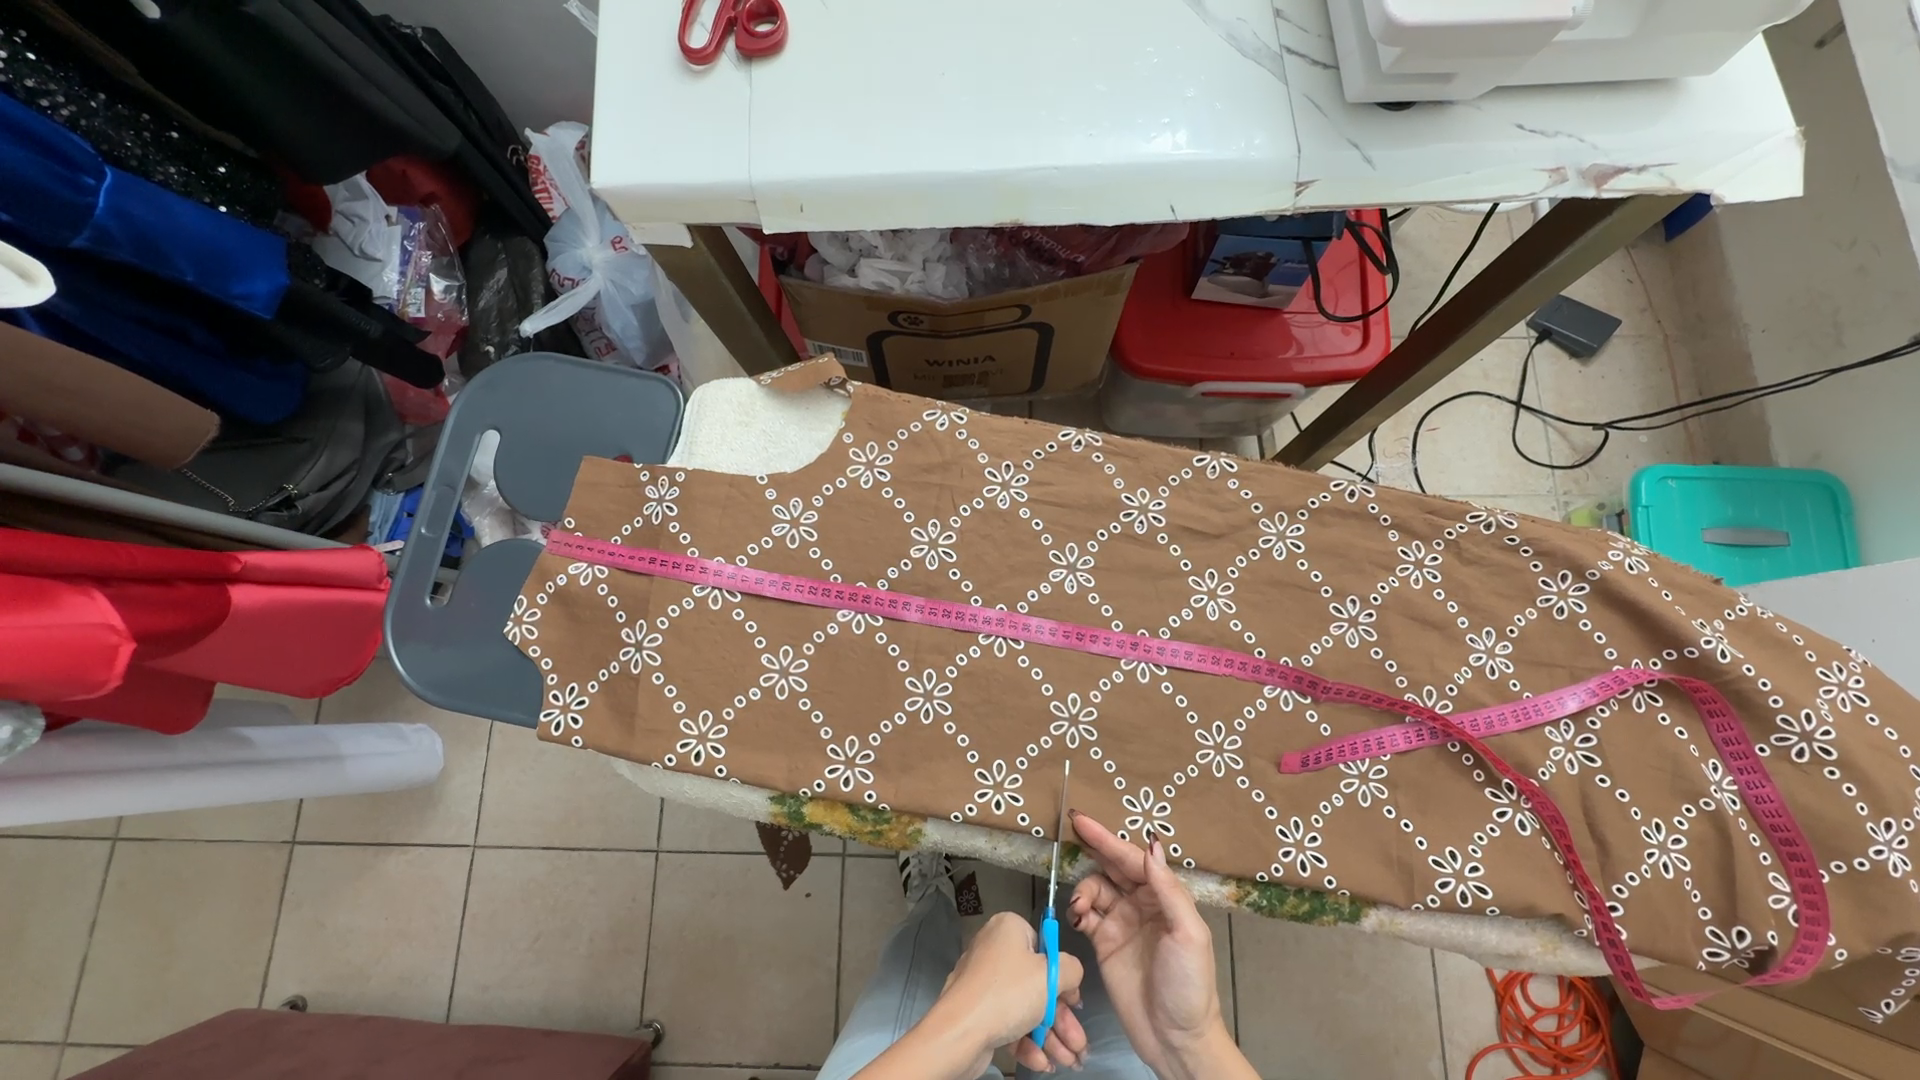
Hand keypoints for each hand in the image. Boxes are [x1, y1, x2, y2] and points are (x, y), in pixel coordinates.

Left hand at [935, 911, 1089, 1073]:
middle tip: (1078, 1043)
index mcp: (1008, 929)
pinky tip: (1042, 1062)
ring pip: (1025, 1006)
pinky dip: (1026, 1040)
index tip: (1074, 1002)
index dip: (1062, 976)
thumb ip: (1071, 969)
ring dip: (1049, 1035)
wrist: (959, 1033)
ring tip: (1069, 1061)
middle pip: (1037, 983)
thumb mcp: (1051, 975)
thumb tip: (1069, 973)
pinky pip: (1008, 1020)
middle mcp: (994, 949)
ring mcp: (983, 981)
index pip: (1045, 947)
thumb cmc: (1008, 994)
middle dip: (1061, 1018)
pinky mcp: (977, 1009)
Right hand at [1066, 812, 1252, 1079]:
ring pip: (1096, 888)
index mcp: (1165, 897)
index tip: (1083, 821)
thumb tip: (1151, 846)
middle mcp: (1142, 903)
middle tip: (1071, 831)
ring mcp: (1121, 922)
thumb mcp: (1189, 935)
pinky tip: (1076, 916)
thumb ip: (1169, 890)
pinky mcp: (1104, 943)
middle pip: (1113, 866)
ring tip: (1080, 906)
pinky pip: (1086, 914)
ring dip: (1084, 888)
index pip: (1134, 859)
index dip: (1108, 838)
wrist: (1175, 1038)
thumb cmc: (1190, 985)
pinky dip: (1077, 909)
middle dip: (1093, 848)